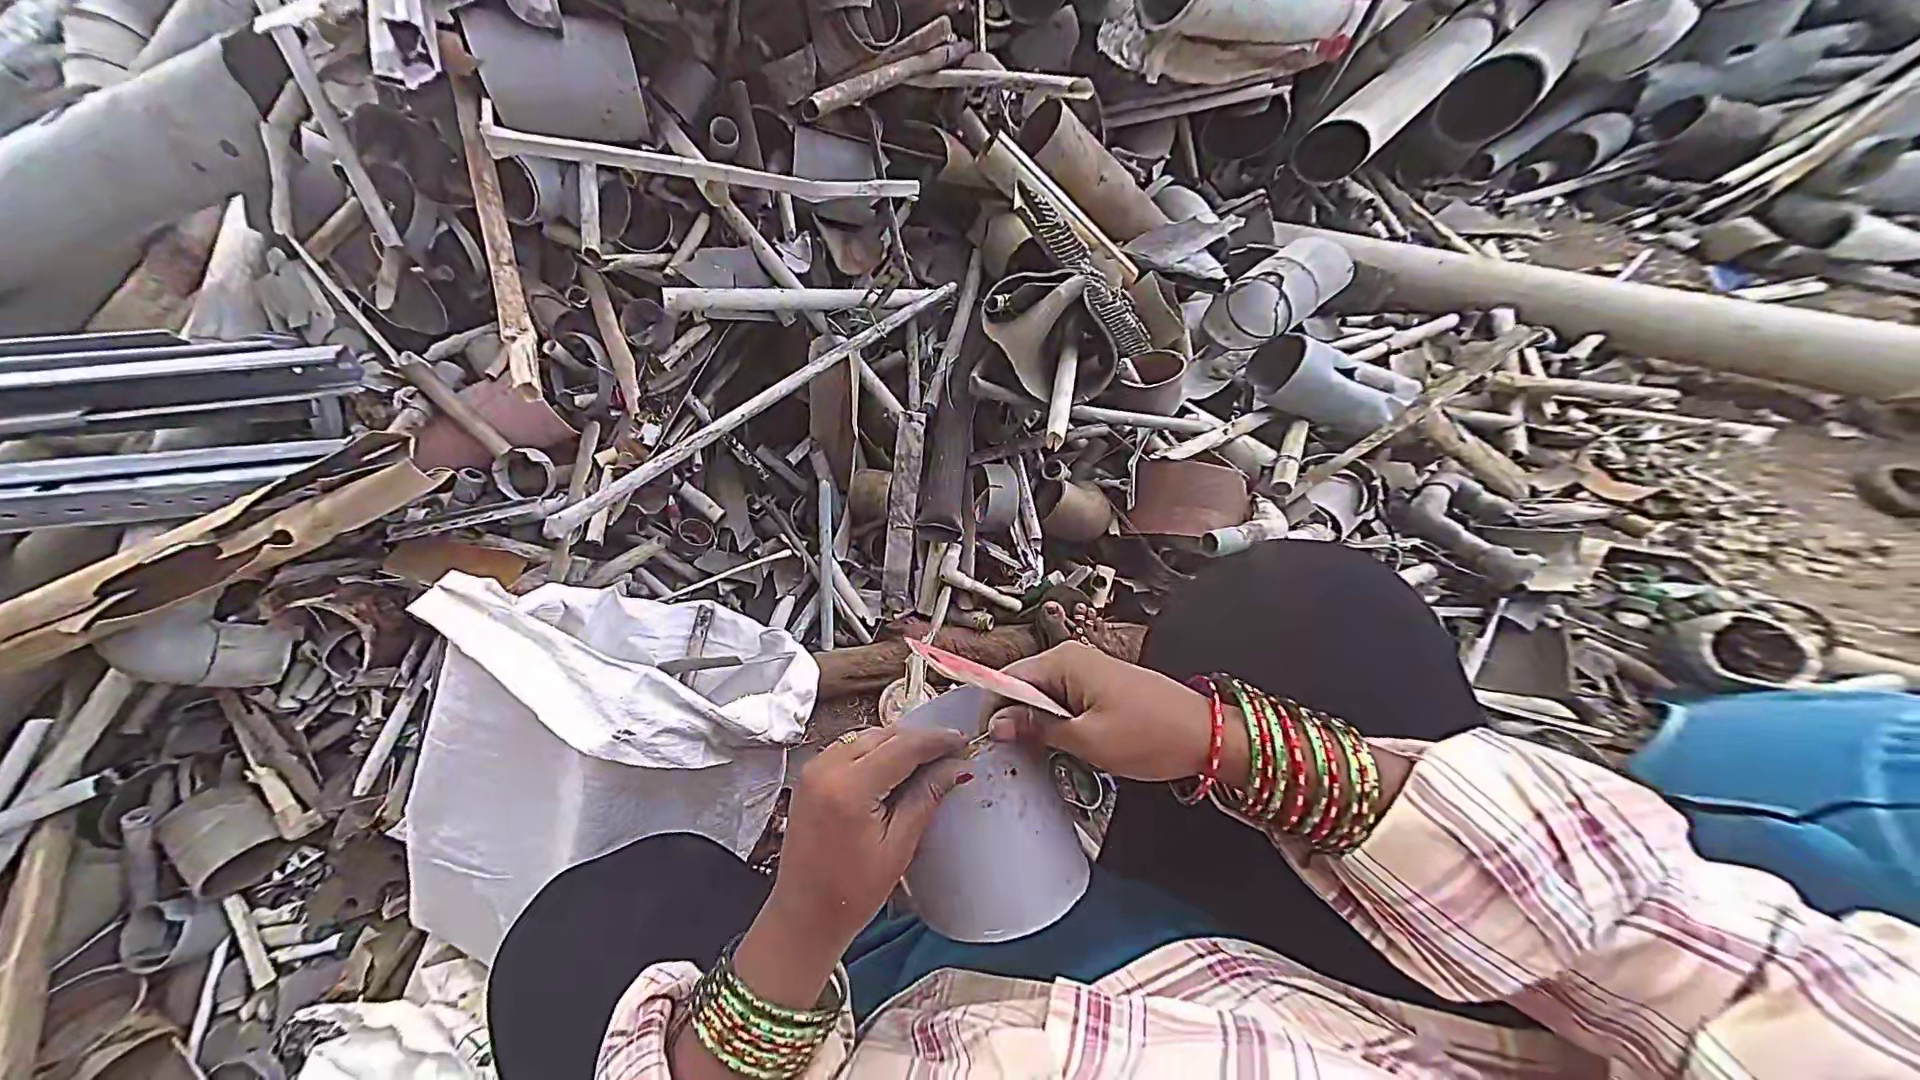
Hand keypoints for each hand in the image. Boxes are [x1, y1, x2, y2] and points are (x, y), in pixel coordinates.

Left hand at [731, 726, 971, 1008]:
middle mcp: (827, 769)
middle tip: (949, 750)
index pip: (902, 747)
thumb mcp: (897, 848)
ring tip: (926, 759)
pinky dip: (874, 750)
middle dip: (918, 739)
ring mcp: (814, 770)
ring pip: (865, 737)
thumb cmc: (851, 893)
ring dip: (896, 743)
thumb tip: (955, 768)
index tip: (961, 740)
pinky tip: (894, 767)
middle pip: (883, 735)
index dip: (935, 740)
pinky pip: (848, 748)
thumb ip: (925, 799)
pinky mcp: (809, 776)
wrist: (801, 917)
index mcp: (849, 788)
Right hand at [985, 642, 1249, 783]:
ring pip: (1040, 699)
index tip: (989, 741)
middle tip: (1017, 755)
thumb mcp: (1087, 739)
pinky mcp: (1096, 687)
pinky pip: (1061, 703)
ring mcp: (1085, 672)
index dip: (994, 711)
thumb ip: (1036, 729)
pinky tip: (1064, 748)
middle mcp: (1071, 658)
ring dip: (1037, 726)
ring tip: (1045, 755)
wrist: (1206, 736)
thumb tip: (999, 724)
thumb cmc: (1155, 733)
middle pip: (1022, 688)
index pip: (1007, 679)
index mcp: (1064, 660)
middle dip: (1015, 720)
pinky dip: (1056, 725)